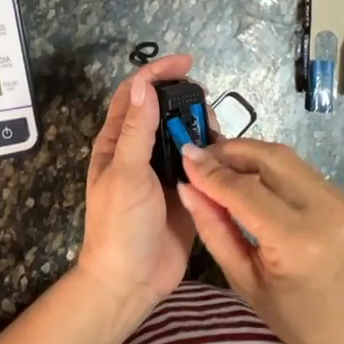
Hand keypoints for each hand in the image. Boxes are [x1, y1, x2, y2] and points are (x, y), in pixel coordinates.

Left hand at [74, 54, 196, 314]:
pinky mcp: (184, 192)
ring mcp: (162, 172)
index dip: (157, 73)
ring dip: (201, 125)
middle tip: (208, 101)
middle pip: (164, 111)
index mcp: (116, 143)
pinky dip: (213, 153)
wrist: (131, 281)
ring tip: (218, 128)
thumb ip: (136, 130)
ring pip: (184, 135)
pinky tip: (227, 153)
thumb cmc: (120, 224)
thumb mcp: (125, 173)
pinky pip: (199, 164)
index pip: (135, 94)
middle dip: (185, 98)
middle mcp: (139, 152)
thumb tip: (143, 85)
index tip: (186, 62)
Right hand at [177, 139, 343, 343]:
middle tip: (199, 157)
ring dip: (248, 154)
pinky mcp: (343, 196)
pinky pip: (297, 169)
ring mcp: (339, 199)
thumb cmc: (297, 321)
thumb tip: (187, 187)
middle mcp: (323, 210)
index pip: (243, 190)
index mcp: (297, 242)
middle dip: (229, 150)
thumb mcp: (244, 281)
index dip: (210, 171)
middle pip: (268, 158)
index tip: (183, 155)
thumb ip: (214, 230)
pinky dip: (267, 166)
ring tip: (218, 166)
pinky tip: (248, 179)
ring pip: (284, 157)